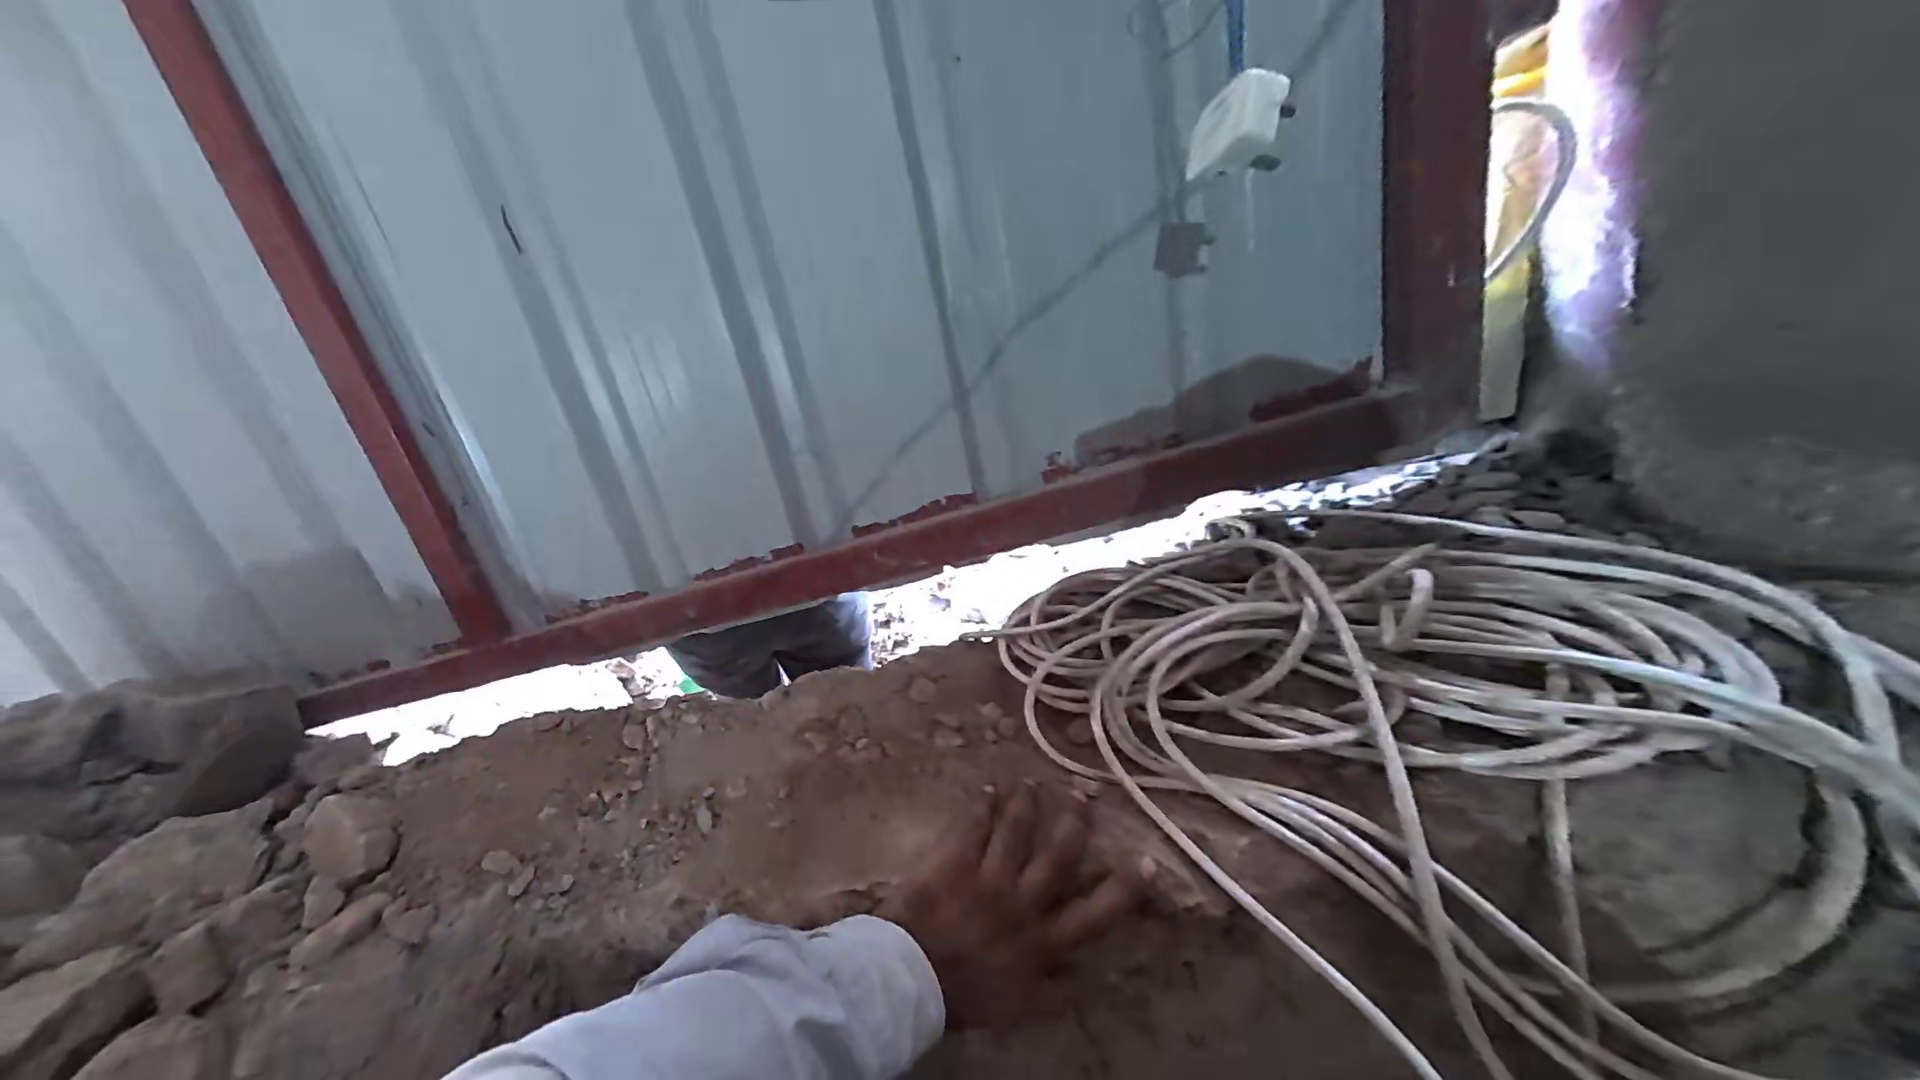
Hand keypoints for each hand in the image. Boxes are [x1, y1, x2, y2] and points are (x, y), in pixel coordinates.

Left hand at [879, 784, 1143, 1028]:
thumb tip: (1081, 972)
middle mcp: (1023, 904)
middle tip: (1083, 794)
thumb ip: (1049, 982)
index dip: (1124, 888)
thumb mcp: (1016, 1003)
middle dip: (1074, 823)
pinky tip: (989, 789)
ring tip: (1032, 783)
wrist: (909, 982)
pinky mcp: (956, 861)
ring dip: (1027, 803)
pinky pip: (975, 825)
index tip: (1147, 861)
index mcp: (1042, 942)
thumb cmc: (964, 996)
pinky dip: (984, 804)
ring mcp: (989, 878)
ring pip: (1017, 830)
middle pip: (1058, 856)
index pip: (1095, 914)